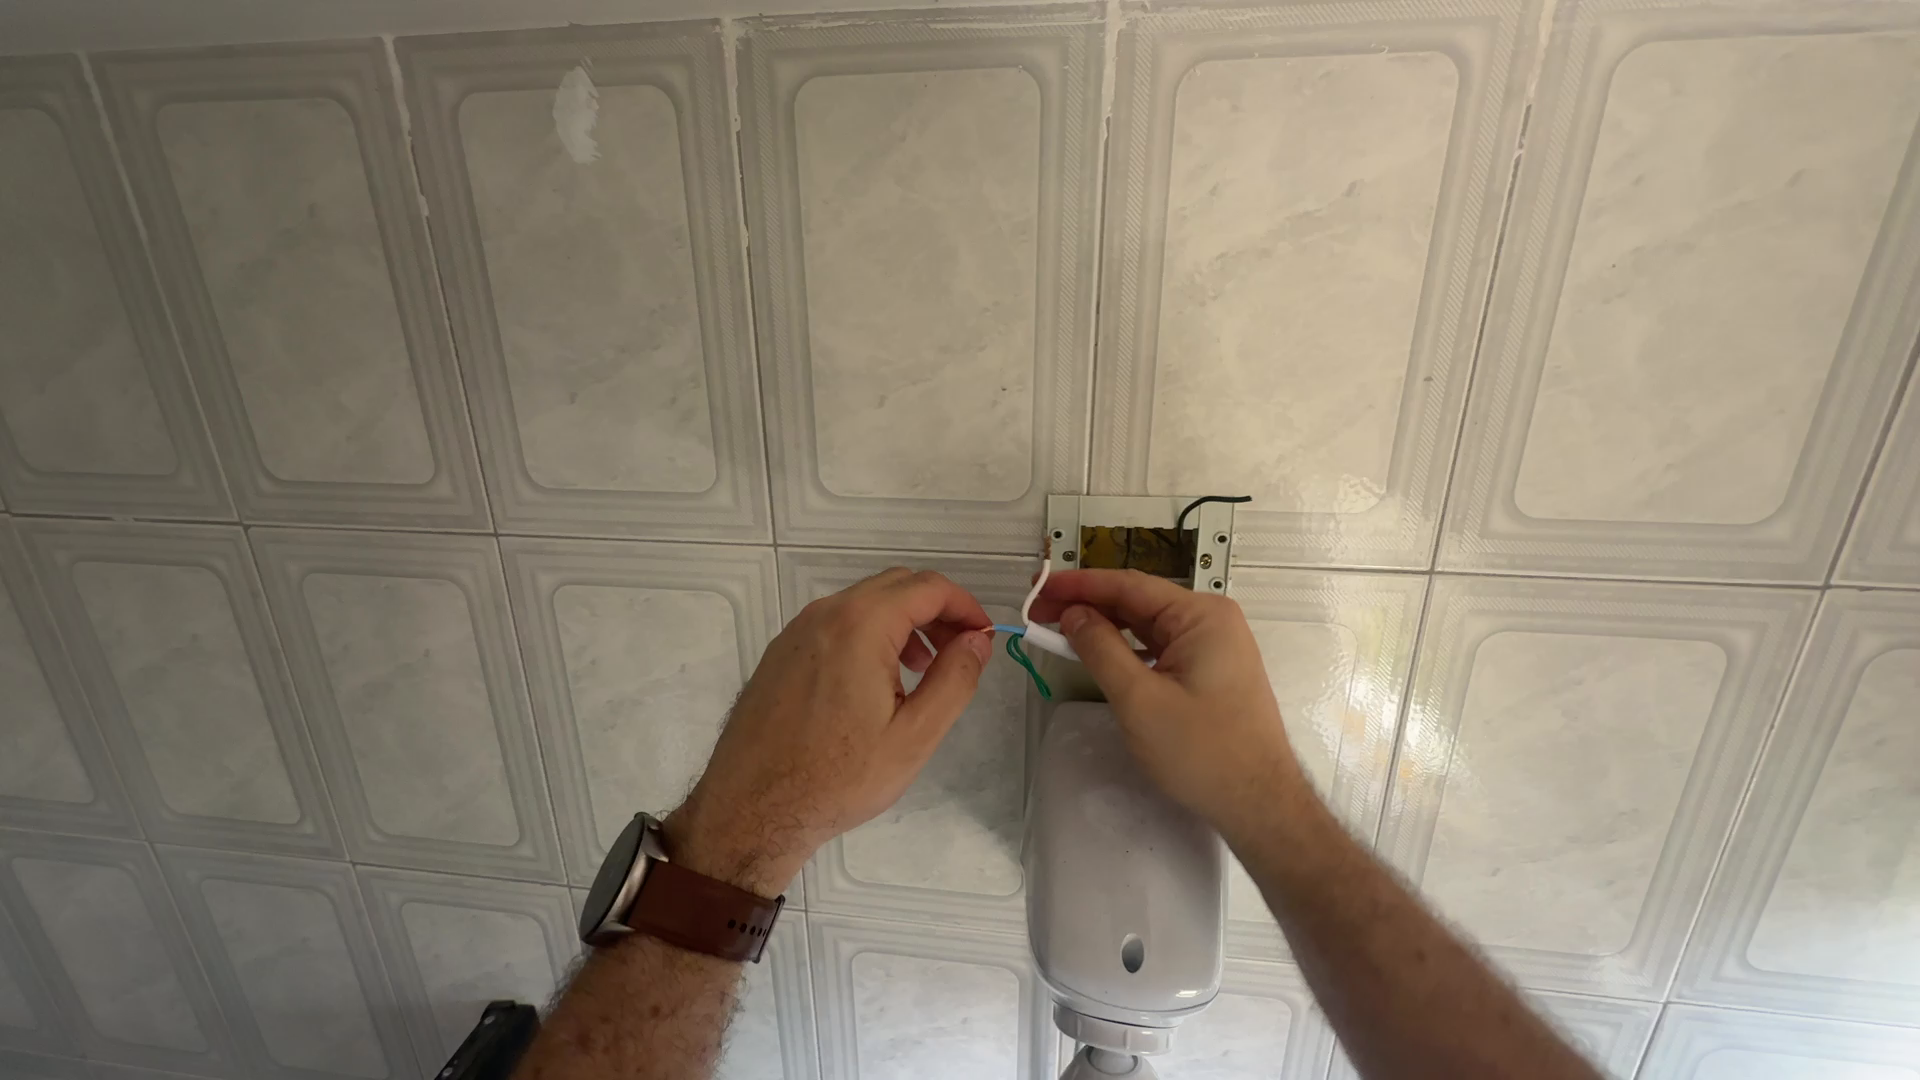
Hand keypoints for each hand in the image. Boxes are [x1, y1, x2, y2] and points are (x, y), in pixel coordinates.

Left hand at [669, 568, 993, 895]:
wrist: (751, 811)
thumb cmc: (838, 777)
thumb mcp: (914, 736)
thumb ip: (955, 679)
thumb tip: (978, 639)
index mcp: (861, 624)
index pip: (928, 588)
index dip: (966, 605)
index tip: (984, 637)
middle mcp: (826, 613)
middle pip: (897, 586)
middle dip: (937, 611)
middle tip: (959, 652)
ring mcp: (798, 629)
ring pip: (865, 602)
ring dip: (904, 622)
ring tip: (921, 670)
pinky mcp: (782, 651)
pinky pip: (838, 622)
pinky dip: (870, 634)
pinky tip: (875, 681)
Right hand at [1029, 569, 1305, 839]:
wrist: (1260, 806)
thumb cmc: (1202, 752)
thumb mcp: (1139, 699)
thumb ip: (1101, 648)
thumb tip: (1073, 614)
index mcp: (1201, 615)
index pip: (1128, 585)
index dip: (1078, 585)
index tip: (1038, 589)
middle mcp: (1210, 620)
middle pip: (1137, 601)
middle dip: (1086, 605)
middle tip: (1039, 615)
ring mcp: (1213, 646)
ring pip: (1145, 625)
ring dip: (1103, 626)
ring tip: (1058, 631)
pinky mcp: (1209, 670)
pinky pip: (1158, 646)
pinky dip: (1124, 647)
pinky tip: (1097, 653)